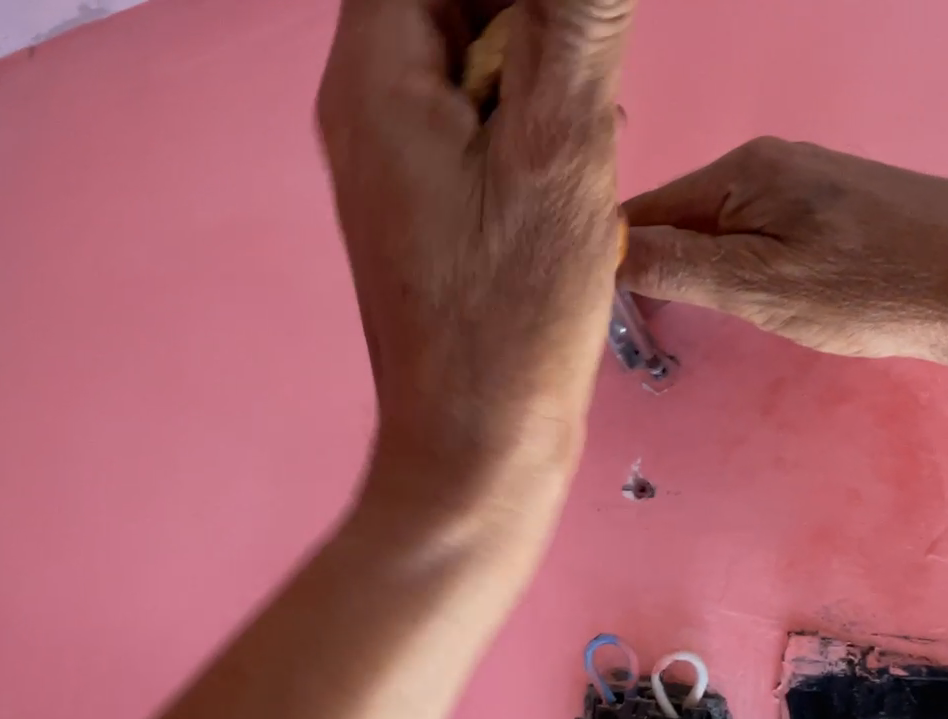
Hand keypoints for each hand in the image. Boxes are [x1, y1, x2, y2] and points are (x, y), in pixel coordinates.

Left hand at [318, 0, 633, 519]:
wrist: (477, 445)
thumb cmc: (508, 327)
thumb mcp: (560, 153)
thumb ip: (576, 21)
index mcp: (375, 82)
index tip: (570, 29)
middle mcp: (367, 112)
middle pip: (449, 3)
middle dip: (533, 26)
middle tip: (580, 96)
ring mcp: (394, 162)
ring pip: (470, 61)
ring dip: (540, 80)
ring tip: (574, 148)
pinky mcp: (426, 204)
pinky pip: (475, 124)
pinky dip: (528, 129)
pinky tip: (563, 180)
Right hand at [621, 137, 947, 376]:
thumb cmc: (867, 288)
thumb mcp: (756, 286)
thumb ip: (674, 266)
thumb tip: (603, 252)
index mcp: (738, 173)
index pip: (639, 212)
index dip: (610, 262)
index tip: (596, 315)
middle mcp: (763, 164)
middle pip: (674, 219)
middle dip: (650, 270)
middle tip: (644, 329)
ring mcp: (799, 183)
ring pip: (712, 230)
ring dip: (691, 273)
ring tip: (690, 321)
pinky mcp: (827, 209)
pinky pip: (750, 235)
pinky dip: (731, 269)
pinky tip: (747, 299)